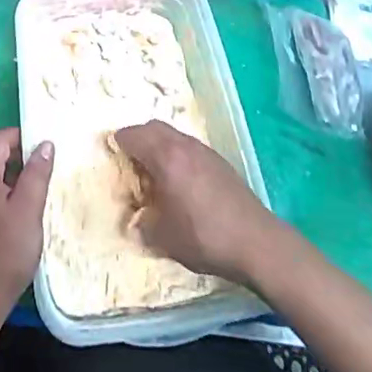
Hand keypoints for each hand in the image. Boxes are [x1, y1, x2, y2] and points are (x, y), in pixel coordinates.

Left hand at [0, 128, 53, 306]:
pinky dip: (4, 183)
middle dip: (15, 149)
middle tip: (41, 162)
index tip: (43, 147)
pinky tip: (20, 202)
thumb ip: (36, 174)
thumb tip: (44, 144)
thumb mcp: (29, 210)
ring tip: (35, 181)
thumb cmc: (8, 250)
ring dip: (10, 167)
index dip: (20, 136)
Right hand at [114, 119, 278, 282]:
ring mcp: (205, 152)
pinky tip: (183, 182)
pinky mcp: (221, 163)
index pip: (132, 135)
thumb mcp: (163, 237)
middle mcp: (183, 146)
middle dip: (138, 138)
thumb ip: (142, 223)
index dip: (118, 144)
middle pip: (153, 127)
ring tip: (157, 173)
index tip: (113, 156)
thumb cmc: (204, 236)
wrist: (258, 244)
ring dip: (160, 146)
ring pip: (173, 136)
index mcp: (164, 156)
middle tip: (132, 161)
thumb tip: (138, 219)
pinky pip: (189, 148)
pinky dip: (178, 155)